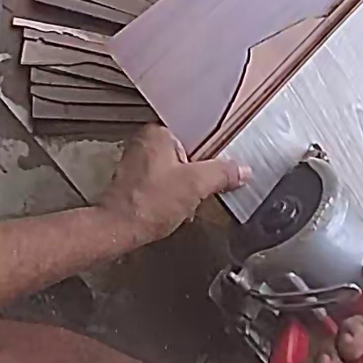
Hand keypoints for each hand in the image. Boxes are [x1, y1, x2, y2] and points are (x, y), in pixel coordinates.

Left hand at [97, 125, 250, 243]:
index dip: (213, 151)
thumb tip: (243, 170)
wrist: (118, 230)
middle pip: (188, 152)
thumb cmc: (150, 203)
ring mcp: (137, 161)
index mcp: (158, 132)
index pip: (196, 133)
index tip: (224, 165)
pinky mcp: (134, 181)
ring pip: (177, 169)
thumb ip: (222, 173)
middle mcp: (144, 141)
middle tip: (204, 188)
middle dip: (199, 173)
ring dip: (187, 186)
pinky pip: (164, 181)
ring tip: (190, 201)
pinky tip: (177, 208)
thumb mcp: (196, 185)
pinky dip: (173, 193)